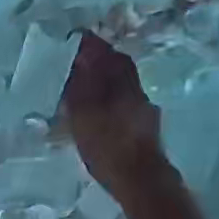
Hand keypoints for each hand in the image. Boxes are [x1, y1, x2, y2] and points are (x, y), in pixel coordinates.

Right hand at [61, 33, 166, 199]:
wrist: (141, 181)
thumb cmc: (109, 147)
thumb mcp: (85, 115)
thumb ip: (81, 86)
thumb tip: (78, 59)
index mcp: (122, 84)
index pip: (107, 54)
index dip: (90, 44)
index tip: (74, 38)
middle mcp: (136, 92)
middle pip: (118, 67)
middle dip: (99, 60)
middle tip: (77, 60)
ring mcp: (143, 111)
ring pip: (122, 86)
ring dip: (104, 81)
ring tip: (82, 87)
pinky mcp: (144, 129)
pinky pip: (123, 104)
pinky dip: (108, 101)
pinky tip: (97, 113)